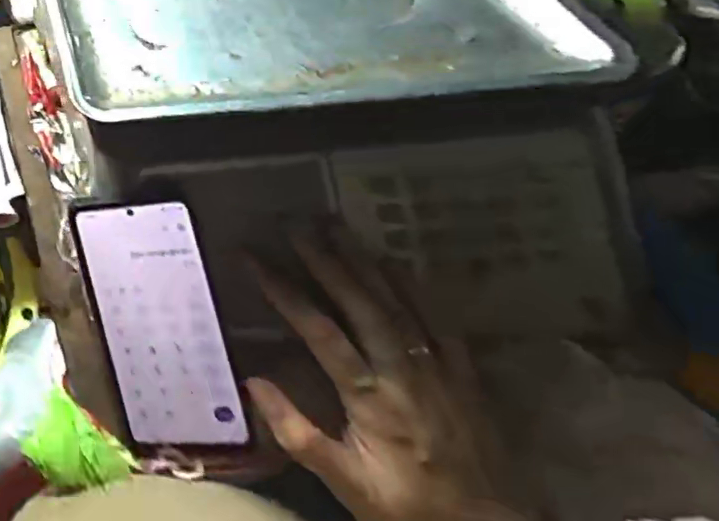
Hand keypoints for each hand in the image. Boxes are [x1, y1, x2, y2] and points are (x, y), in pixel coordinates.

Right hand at [247, 229, 531, 520]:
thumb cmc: (412, 509)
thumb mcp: (349, 486)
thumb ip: (299, 435)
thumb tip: (252, 381)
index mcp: (373, 402)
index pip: (321, 332)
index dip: (284, 291)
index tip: (251, 258)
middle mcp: (407, 378)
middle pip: (364, 307)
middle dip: (326, 262)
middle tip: (295, 225)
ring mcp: (442, 375)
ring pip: (400, 307)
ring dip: (365, 263)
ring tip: (337, 227)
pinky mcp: (467, 379)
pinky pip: (441, 325)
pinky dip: (416, 290)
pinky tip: (394, 264)